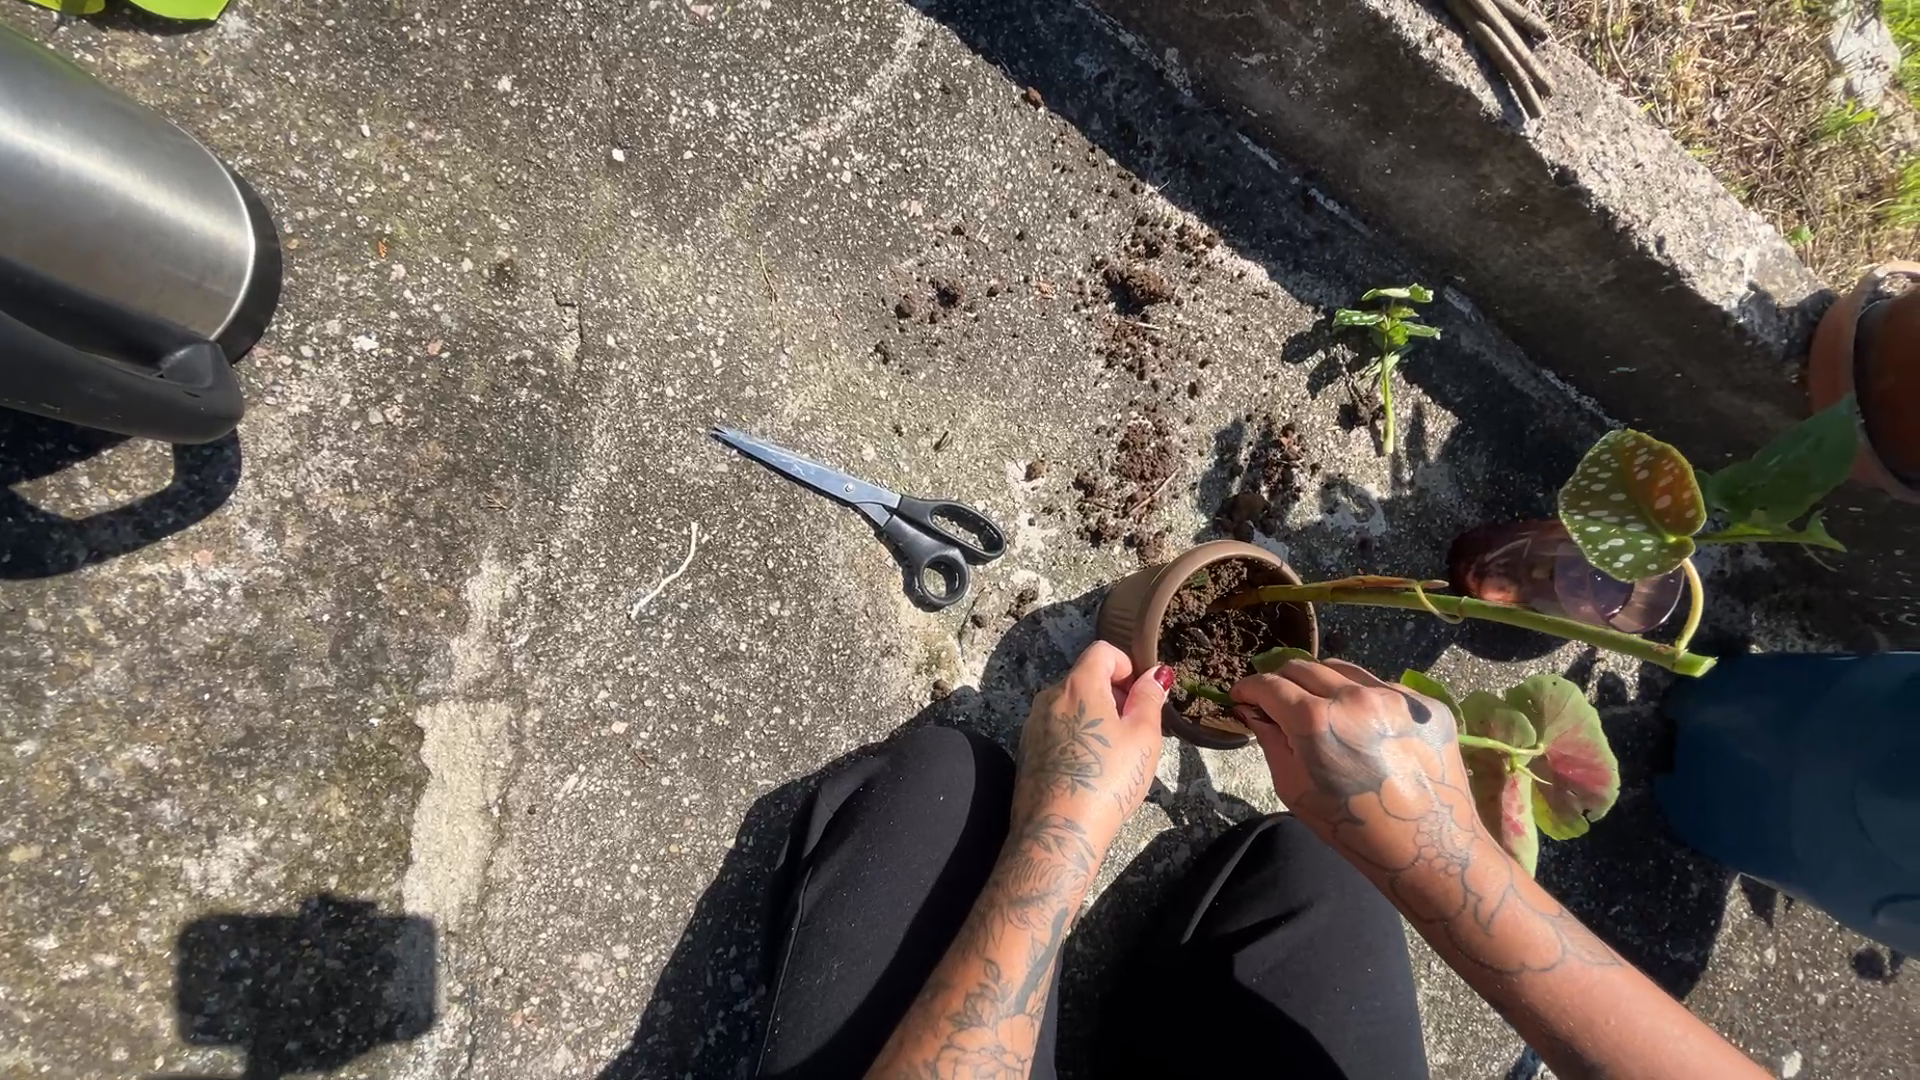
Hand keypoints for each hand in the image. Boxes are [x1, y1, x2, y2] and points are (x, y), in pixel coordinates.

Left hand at [1011, 642, 1168, 847]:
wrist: (1058, 829)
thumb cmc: (1106, 780)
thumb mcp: (1143, 737)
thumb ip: (1150, 698)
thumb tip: (1156, 674)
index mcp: (1078, 685)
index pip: (1102, 651)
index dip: (1127, 665)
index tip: (1140, 693)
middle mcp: (1050, 696)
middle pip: (1085, 676)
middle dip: (1113, 693)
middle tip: (1134, 727)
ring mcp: (1034, 722)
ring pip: (1071, 703)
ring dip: (1095, 715)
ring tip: (1113, 752)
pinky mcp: (1027, 747)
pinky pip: (1056, 727)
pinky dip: (1076, 735)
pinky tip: (1090, 767)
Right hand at [1230, 658, 1494, 877]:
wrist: (1434, 852)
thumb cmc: (1353, 826)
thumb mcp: (1293, 787)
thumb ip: (1269, 740)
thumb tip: (1251, 710)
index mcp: (1315, 720)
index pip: (1268, 685)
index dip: (1247, 688)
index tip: (1241, 696)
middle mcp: (1354, 697)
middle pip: (1301, 666)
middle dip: (1280, 680)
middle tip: (1275, 701)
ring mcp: (1395, 697)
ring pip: (1340, 669)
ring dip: (1319, 683)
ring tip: (1320, 708)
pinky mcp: (1426, 704)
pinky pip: (1379, 686)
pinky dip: (1360, 698)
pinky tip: (1363, 727)